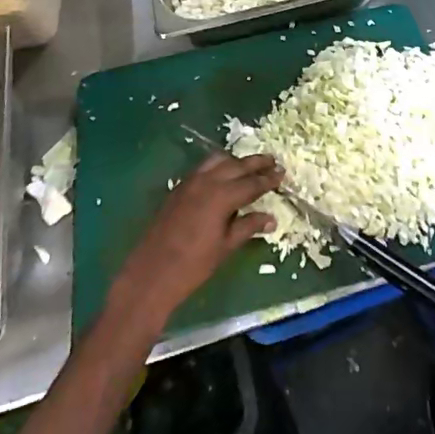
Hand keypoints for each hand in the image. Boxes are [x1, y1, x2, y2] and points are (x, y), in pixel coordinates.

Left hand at [113, 153, 281, 319]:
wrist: (152, 272)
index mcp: (221, 196)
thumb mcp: (226, 246)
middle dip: (256, 163)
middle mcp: (206, 182)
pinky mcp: (178, 188)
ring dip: (235, 161)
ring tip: (249, 166)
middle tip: (272, 161)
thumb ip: (248, 226)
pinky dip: (218, 166)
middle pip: (236, 165)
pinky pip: (203, 168)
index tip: (282, 173)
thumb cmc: (193, 265)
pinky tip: (224, 176)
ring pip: (218, 161)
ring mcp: (189, 182)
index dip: (268, 179)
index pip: (251, 182)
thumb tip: (271, 219)